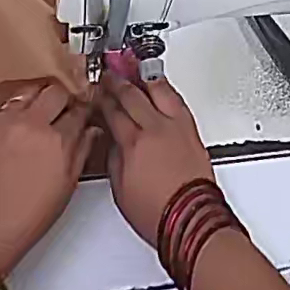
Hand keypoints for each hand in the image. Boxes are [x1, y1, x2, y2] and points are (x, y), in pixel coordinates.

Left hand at [0, 80, 95, 270]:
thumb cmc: (25, 218)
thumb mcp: (65, 188)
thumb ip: (81, 152)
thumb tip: (91, 131)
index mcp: (57, 140)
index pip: (78, 111)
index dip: (82, 112)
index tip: (81, 114)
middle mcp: (31, 123)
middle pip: (55, 92)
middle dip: (62, 100)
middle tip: (61, 111)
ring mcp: (2, 119)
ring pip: (28, 89)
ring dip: (37, 96)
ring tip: (37, 108)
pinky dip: (9, 95)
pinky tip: (13, 103)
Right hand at [96, 75, 214, 246]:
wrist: (191, 220)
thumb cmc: (159, 212)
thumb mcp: (121, 189)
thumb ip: (114, 158)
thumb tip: (113, 142)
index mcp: (133, 143)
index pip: (112, 111)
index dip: (102, 99)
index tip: (97, 93)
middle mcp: (155, 129)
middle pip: (132, 95)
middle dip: (118, 82)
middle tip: (111, 75)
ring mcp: (176, 127)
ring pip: (158, 90)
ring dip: (143, 78)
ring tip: (136, 69)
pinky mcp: (191, 130)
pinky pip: (177, 100)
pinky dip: (166, 89)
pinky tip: (161, 86)